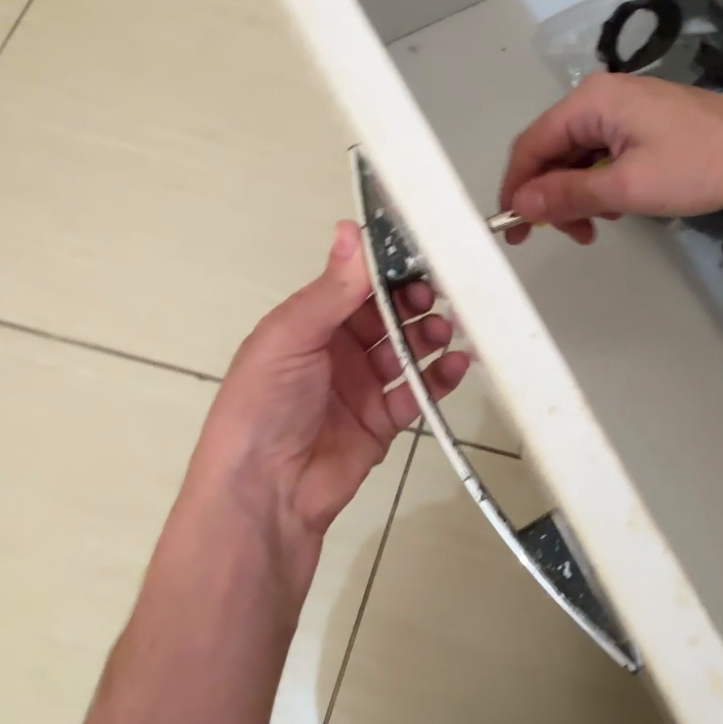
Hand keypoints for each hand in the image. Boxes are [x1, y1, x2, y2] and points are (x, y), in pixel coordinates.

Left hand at [196, 221, 469, 541]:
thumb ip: (331, 289)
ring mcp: (361, 387)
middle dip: (414, 302)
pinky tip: (458, 363)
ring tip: (447, 329)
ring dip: (429, 336)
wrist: (266, 494)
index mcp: (307, 325)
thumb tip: (351, 229)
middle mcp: (335, 351)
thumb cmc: (264, 406)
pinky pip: (418, 391)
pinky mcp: (382, 421)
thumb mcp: (291, 338)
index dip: (386, 271)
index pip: (354, 285)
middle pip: (386, 315)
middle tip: (439, 295)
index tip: (420, 256)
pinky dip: (440, 377)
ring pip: (406, 350)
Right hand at [498, 71, 722, 243]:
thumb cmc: (700, 166)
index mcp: (592, 101)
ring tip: (597, 226)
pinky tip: (618, 208)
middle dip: (552, 196)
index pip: (532, 144)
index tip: (513, 231)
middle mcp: (602, 97)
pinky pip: (605, 156)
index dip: (516, 188)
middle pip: (554, 150)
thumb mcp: (627, 187)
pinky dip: (602, 186)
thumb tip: (519, 204)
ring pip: (579, 157)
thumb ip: (568, 194)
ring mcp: (627, 110)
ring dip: (578, 195)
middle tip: (568, 235)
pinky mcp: (647, 125)